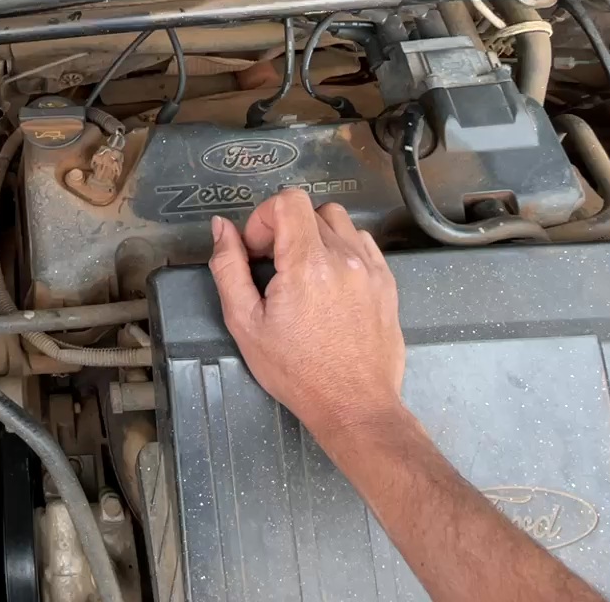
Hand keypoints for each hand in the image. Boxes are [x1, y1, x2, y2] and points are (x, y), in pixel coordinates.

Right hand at [209, 190, 405, 437]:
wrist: (356, 408)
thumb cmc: (296, 370)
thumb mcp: (244, 322)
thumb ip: (228, 267)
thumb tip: (222, 227)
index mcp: (307, 264)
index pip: (288, 201)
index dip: (263, 218)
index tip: (257, 251)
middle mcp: (344, 257)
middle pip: (309, 209)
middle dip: (283, 228)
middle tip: (273, 265)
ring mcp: (371, 268)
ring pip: (337, 220)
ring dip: (313, 233)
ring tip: (302, 269)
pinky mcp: (387, 282)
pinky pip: (361, 241)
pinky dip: (339, 247)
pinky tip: (328, 279)